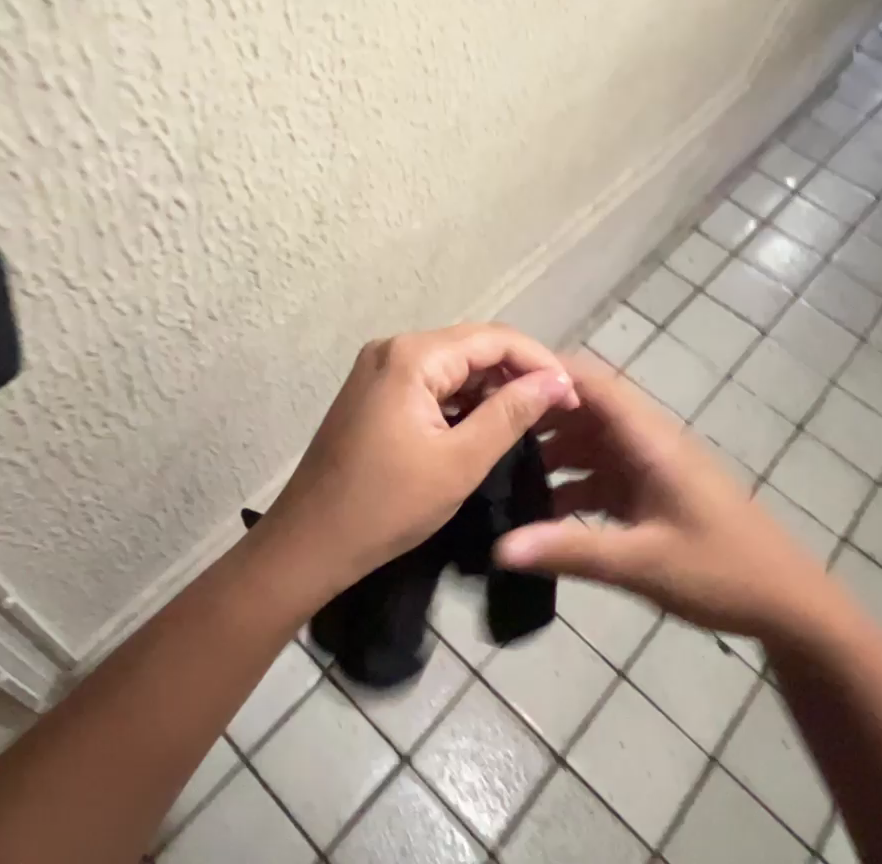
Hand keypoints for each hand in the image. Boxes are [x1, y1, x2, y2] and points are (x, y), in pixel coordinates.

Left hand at [261, 323, 578, 589]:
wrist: (310, 543)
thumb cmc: (387, 506)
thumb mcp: (460, 462)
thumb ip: (510, 413)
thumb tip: (555, 381)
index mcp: (411, 356)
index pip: (493, 338)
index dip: (539, 362)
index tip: (572, 397)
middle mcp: (391, 349)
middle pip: (470, 347)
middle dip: (516, 374)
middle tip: (556, 410)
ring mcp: (376, 371)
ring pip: (450, 367)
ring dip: (489, 389)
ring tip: (528, 421)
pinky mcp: (371, 395)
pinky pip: (427, 385)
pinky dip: (459, 402)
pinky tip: (483, 427)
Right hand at [493, 353, 844, 642]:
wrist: (791, 606)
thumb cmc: (723, 573)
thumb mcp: (641, 563)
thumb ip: (569, 550)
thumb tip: (498, 547)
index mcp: (651, 441)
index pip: (593, 383)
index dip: (545, 374)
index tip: (493, 382)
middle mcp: (650, 444)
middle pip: (586, 410)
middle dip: (538, 415)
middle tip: (484, 429)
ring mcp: (653, 469)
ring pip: (592, 444)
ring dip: (552, 452)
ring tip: (500, 469)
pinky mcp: (655, 495)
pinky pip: (603, 477)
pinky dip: (571, 486)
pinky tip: (539, 512)